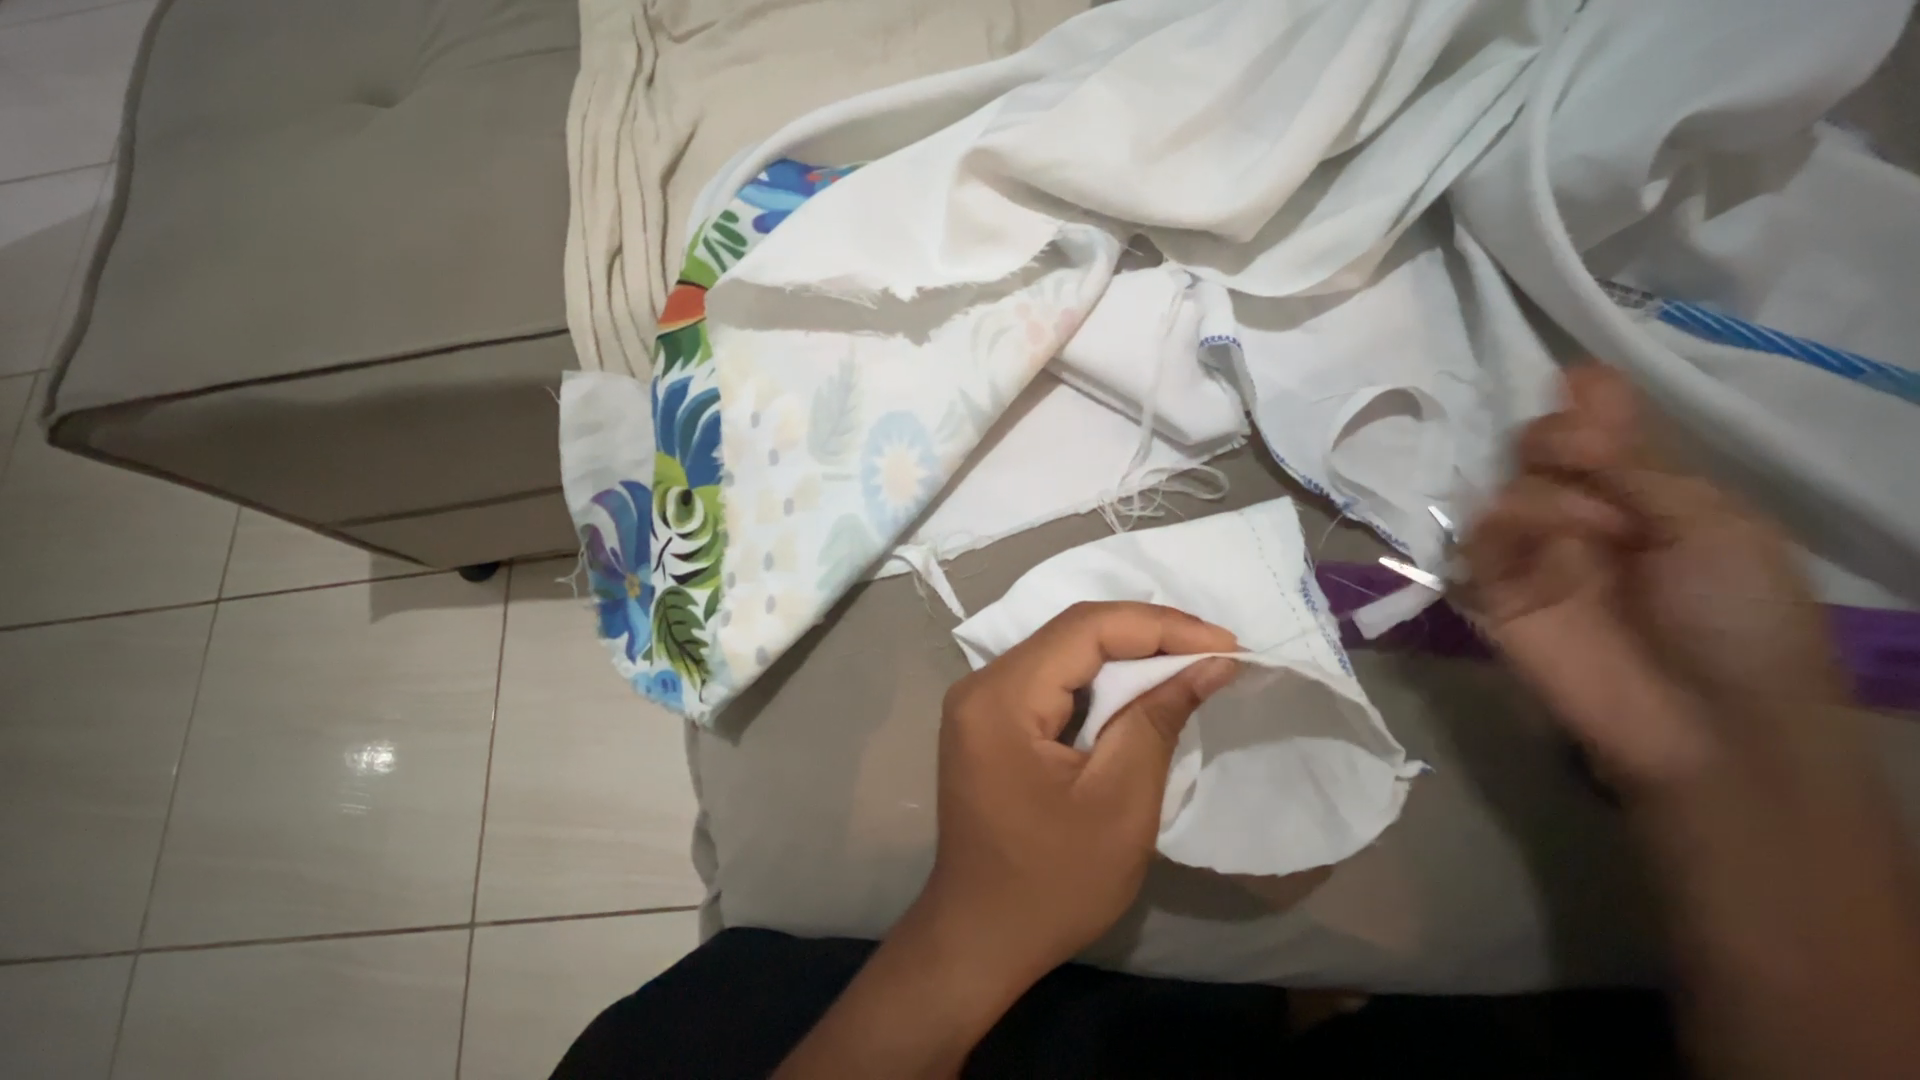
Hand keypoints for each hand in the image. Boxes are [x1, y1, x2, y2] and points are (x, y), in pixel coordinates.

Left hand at [773, 603, 1236, 1079]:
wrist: (981, 938)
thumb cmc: (1053, 883)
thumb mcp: (1120, 802)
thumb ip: (1159, 717)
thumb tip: (1211, 660)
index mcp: (1000, 698)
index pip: (1086, 629)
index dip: (1160, 626)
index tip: (1226, 643)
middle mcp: (980, 685)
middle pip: (1072, 633)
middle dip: (1148, 635)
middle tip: (1215, 650)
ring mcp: (979, 702)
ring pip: (1063, 653)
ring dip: (1128, 655)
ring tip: (1191, 662)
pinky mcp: (988, 722)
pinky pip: (1051, 681)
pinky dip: (1101, 682)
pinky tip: (1142, 688)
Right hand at [1462, 365, 1848, 788]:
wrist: (1709, 723)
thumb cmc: (1738, 618)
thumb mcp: (1711, 524)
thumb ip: (1634, 462)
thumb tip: (1574, 386)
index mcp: (1649, 491)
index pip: (1597, 425)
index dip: (1581, 401)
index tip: (1573, 385)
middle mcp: (1586, 513)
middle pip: (1538, 445)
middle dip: (1553, 440)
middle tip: (1579, 461)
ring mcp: (1537, 554)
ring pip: (1503, 487)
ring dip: (1540, 497)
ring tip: (1581, 538)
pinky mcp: (1496, 593)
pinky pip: (1472, 541)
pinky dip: (1493, 531)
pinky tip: (1525, 548)